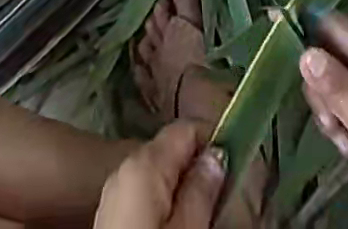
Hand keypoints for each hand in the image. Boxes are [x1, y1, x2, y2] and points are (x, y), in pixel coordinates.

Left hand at [94, 121, 227, 228]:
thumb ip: (203, 189)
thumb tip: (217, 155)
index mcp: (144, 163)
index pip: (186, 128)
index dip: (214, 140)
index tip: (236, 164)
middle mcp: (125, 168)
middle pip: (172, 151)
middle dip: (199, 169)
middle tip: (223, 198)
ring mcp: (115, 192)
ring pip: (161, 175)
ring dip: (184, 189)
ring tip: (204, 217)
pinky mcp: (111, 215)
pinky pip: (146, 195)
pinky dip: (166, 204)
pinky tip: (178, 227)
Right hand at [299, 11, 347, 228]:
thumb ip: (339, 91)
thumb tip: (305, 51)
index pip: (337, 26)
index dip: (306, 21)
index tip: (274, 21)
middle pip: (331, 60)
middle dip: (323, 93)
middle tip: (336, 126)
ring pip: (335, 90)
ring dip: (334, 118)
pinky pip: (346, 112)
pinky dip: (345, 133)